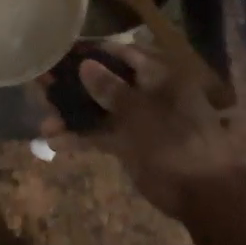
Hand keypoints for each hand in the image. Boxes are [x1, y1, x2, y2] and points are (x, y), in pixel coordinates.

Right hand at [29, 38, 243, 217]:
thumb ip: (110, 87)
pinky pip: (100, 135)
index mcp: (159, 77)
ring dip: (72, 114)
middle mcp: (147, 94)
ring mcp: (138, 121)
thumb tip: (85, 64)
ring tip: (42, 118)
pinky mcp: (130, 145)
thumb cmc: (175, 141)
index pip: (123, 54)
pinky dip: (79, 137)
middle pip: (106, 81)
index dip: (93, 51)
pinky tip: (53, 141)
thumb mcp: (139, 111)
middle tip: (42, 83)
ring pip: (99, 110)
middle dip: (74, 84)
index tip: (63, 51)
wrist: (203, 193)